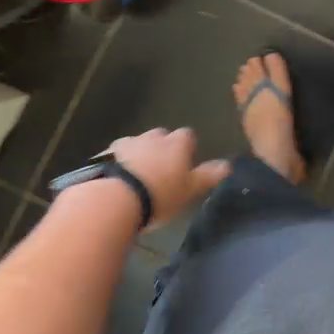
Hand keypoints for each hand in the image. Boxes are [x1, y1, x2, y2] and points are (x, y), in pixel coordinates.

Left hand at [106, 128, 229, 227]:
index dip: (187, 148)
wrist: (114, 198)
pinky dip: (118, 164)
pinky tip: (116, 182)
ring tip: (135, 179)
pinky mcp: (104, 154)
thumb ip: (208, 176)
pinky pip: (115, 156)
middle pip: (161, 137)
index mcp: (177, 143)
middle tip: (159, 172)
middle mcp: (153, 136)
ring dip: (138, 155)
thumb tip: (228, 165)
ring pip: (136, 145)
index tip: (185, 163)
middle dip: (161, 149)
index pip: (187, 136)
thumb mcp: (189, 190)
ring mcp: (127, 142)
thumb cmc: (159, 194)